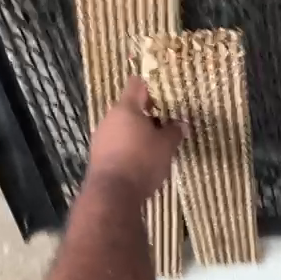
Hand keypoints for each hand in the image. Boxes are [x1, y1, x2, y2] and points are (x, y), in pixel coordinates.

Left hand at [84, 77, 186, 205]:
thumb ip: (174, 131)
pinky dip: (129, 147)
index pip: (137, 84)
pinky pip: (117, 144)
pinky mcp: (98, 156)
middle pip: (130, 108)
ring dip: (138, 132)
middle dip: (148, 114)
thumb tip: (181, 124)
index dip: (152, 86)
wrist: (112, 195)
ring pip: (123, 127)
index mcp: (126, 108)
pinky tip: (142, 160)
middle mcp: (109, 118)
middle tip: (167, 122)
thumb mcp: (166, 146)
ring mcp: (101, 137)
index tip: (166, 93)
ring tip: (157, 144)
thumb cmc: (142, 161)